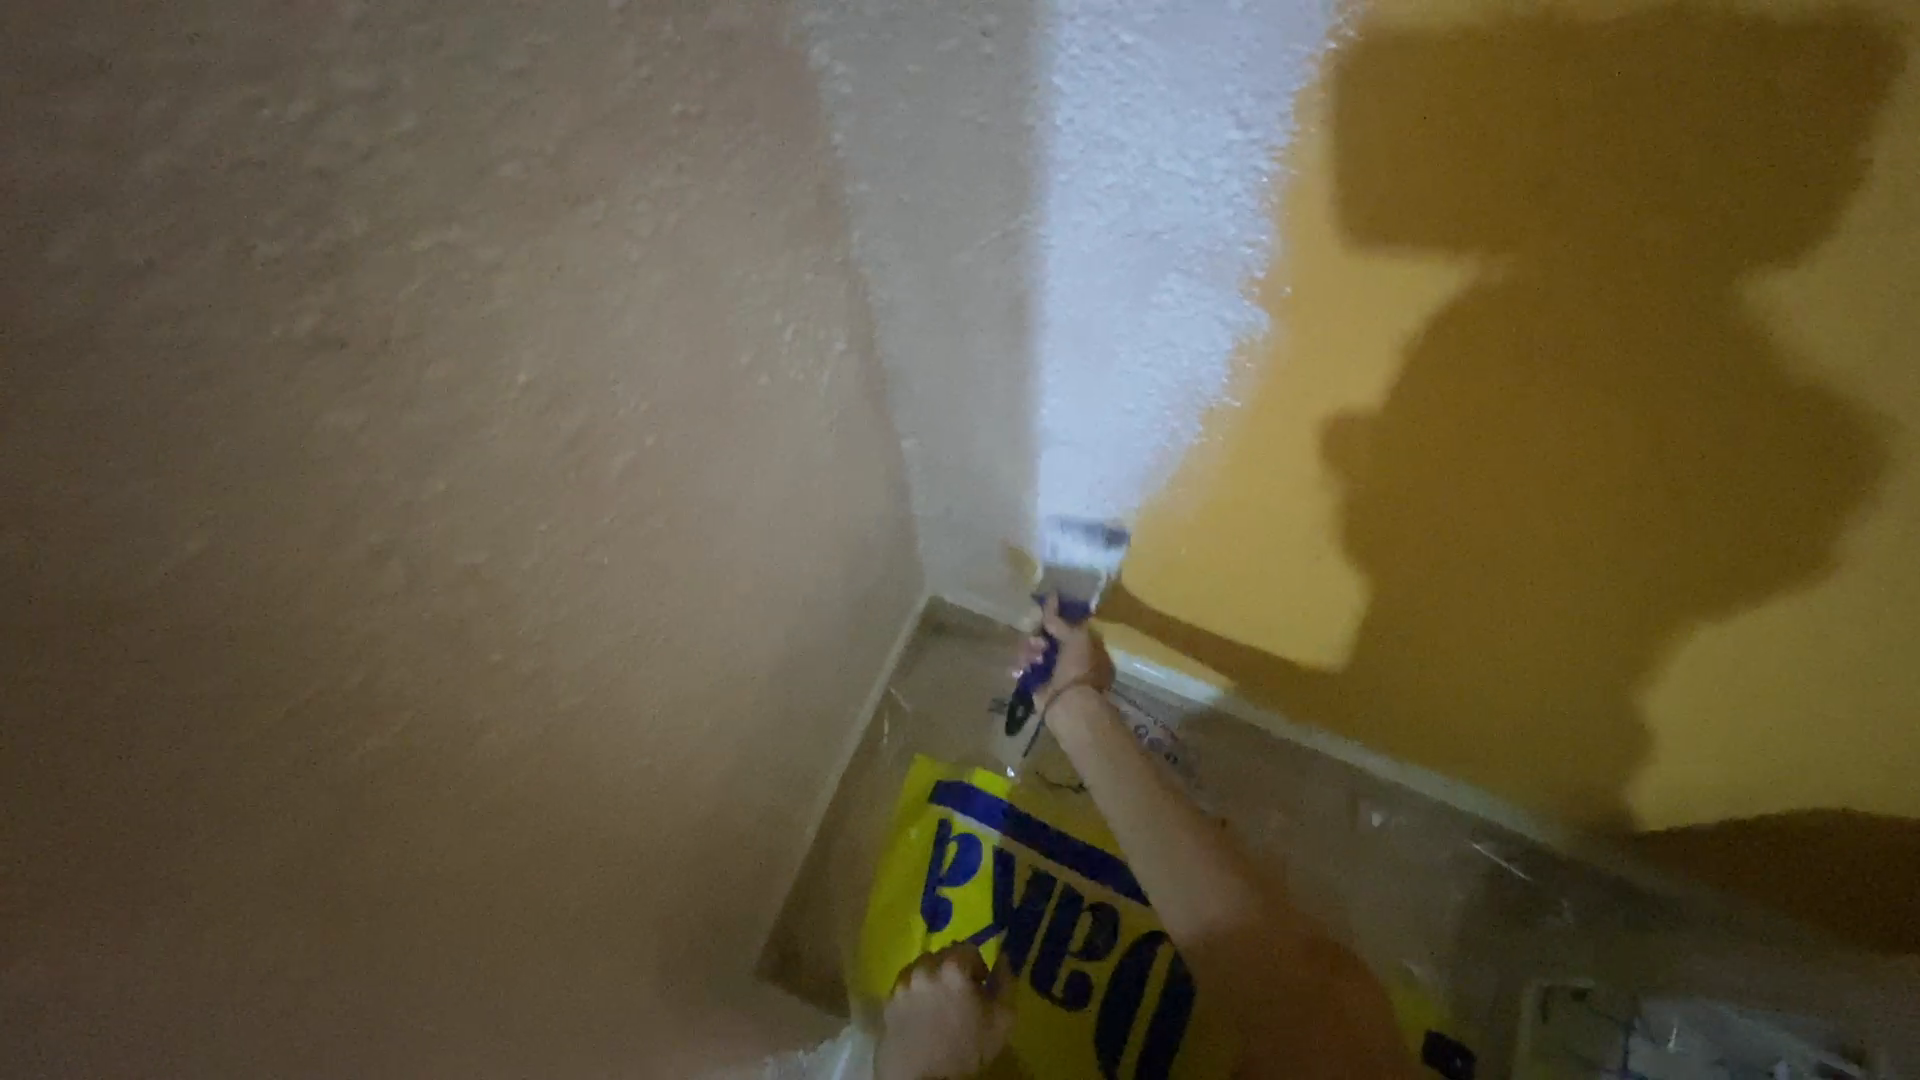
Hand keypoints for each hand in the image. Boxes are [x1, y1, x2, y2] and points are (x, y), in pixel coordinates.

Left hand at [874, 944, 1014, 1079]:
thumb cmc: (967, 1051)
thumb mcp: (1002, 1020)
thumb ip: (1006, 982)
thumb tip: (1004, 956)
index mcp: (953, 967)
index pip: (969, 949)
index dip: (977, 968)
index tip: (979, 988)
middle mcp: (924, 967)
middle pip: (943, 955)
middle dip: (953, 970)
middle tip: (958, 996)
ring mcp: (903, 983)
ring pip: (921, 968)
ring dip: (931, 978)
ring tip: (937, 1004)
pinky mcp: (887, 1000)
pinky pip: (904, 986)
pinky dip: (913, 992)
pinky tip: (920, 1015)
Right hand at [1013, 595, 1114, 710]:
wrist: (1070, 705)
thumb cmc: (1079, 669)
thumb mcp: (1075, 638)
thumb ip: (1059, 620)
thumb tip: (1051, 596)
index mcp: (1085, 647)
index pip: (1066, 627)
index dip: (1053, 620)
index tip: (1041, 614)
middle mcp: (1070, 659)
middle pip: (1045, 638)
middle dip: (1038, 638)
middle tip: (1038, 644)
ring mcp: (1052, 673)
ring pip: (1032, 652)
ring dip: (1028, 652)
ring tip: (1030, 662)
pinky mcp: (1036, 685)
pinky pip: (1023, 669)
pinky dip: (1020, 667)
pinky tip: (1020, 669)